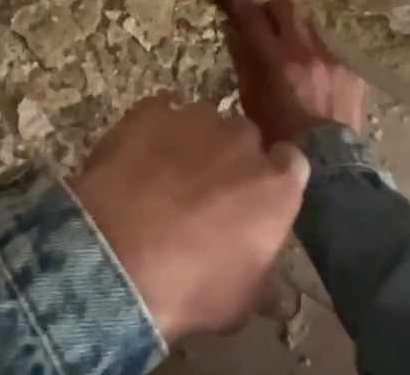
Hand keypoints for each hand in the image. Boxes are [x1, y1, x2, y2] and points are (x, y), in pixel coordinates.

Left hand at [69, 96, 309, 340]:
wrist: (117, 254)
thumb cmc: (190, 284)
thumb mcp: (240, 302)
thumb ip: (265, 285)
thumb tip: (280, 296)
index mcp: (275, 186)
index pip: (291, 164)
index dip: (273, 178)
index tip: (257, 196)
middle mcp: (241, 141)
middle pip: (246, 138)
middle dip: (233, 157)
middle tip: (209, 189)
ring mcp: (194, 119)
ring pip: (204, 120)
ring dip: (194, 140)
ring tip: (168, 170)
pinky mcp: (150, 111)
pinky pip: (162, 109)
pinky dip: (157, 125)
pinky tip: (142, 150)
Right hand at [219, 0, 368, 144]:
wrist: (329, 167)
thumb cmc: (278, 136)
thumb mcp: (250, 99)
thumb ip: (245, 61)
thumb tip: (237, 33)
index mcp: (276, 60)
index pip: (251, 16)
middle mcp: (305, 52)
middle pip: (286, 7)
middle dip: (271, 10)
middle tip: (263, 23)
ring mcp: (332, 61)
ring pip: (309, 27)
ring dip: (294, 32)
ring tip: (289, 54)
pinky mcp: (351, 73)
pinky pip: (328, 52)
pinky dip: (314, 57)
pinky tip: (312, 81)